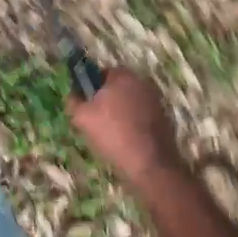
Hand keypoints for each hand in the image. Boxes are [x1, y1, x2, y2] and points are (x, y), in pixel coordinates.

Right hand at [69, 68, 184, 186]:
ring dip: (119, 114)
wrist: (149, 163)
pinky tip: (126, 142)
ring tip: (110, 136)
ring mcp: (156, 101)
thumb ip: (73, 101)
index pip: (101, 73)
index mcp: (123, 75)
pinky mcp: (164, 119)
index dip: (90, 88)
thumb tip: (74, 94)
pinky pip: (141, 117)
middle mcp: (142, 83)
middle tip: (95, 122)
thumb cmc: (113, 133)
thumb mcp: (82, 117)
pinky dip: (133, 125)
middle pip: (116, 89)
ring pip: (129, 104)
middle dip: (105, 102)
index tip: (85, 106)